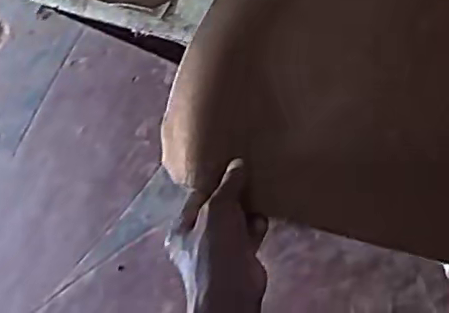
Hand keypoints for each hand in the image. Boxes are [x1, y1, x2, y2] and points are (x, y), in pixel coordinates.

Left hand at [167, 160, 268, 312]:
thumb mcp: (218, 207)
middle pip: (219, 204)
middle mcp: (198, 237)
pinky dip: (258, 221)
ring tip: (260, 184)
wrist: (232, 291)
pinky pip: (250, 229)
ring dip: (248, 205)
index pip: (198, 194)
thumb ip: (228, 183)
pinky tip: (265, 209)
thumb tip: (237, 162)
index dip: (214, 176)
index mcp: (182, 228)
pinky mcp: (241, 254)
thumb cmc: (215, 247)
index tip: (232, 158)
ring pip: (236, 216)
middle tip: (249, 167)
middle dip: (234, 189)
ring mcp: (220, 247)